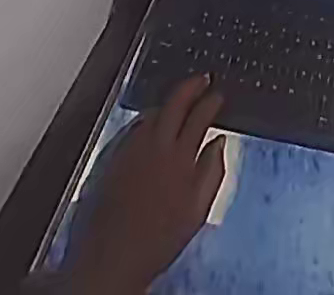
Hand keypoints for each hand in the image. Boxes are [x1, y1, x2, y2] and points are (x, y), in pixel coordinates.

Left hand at [67, 75, 226, 294]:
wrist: (114, 255)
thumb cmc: (160, 238)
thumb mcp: (197, 210)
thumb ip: (212, 170)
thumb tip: (219, 142)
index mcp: (180, 157)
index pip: (200, 116)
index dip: (211, 101)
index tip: (218, 94)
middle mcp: (156, 144)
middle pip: (176, 101)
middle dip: (192, 85)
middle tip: (203, 78)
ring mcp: (134, 145)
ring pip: (156, 109)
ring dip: (171, 99)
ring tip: (183, 96)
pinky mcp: (117, 151)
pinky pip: (138, 123)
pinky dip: (152, 115)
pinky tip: (156, 120)